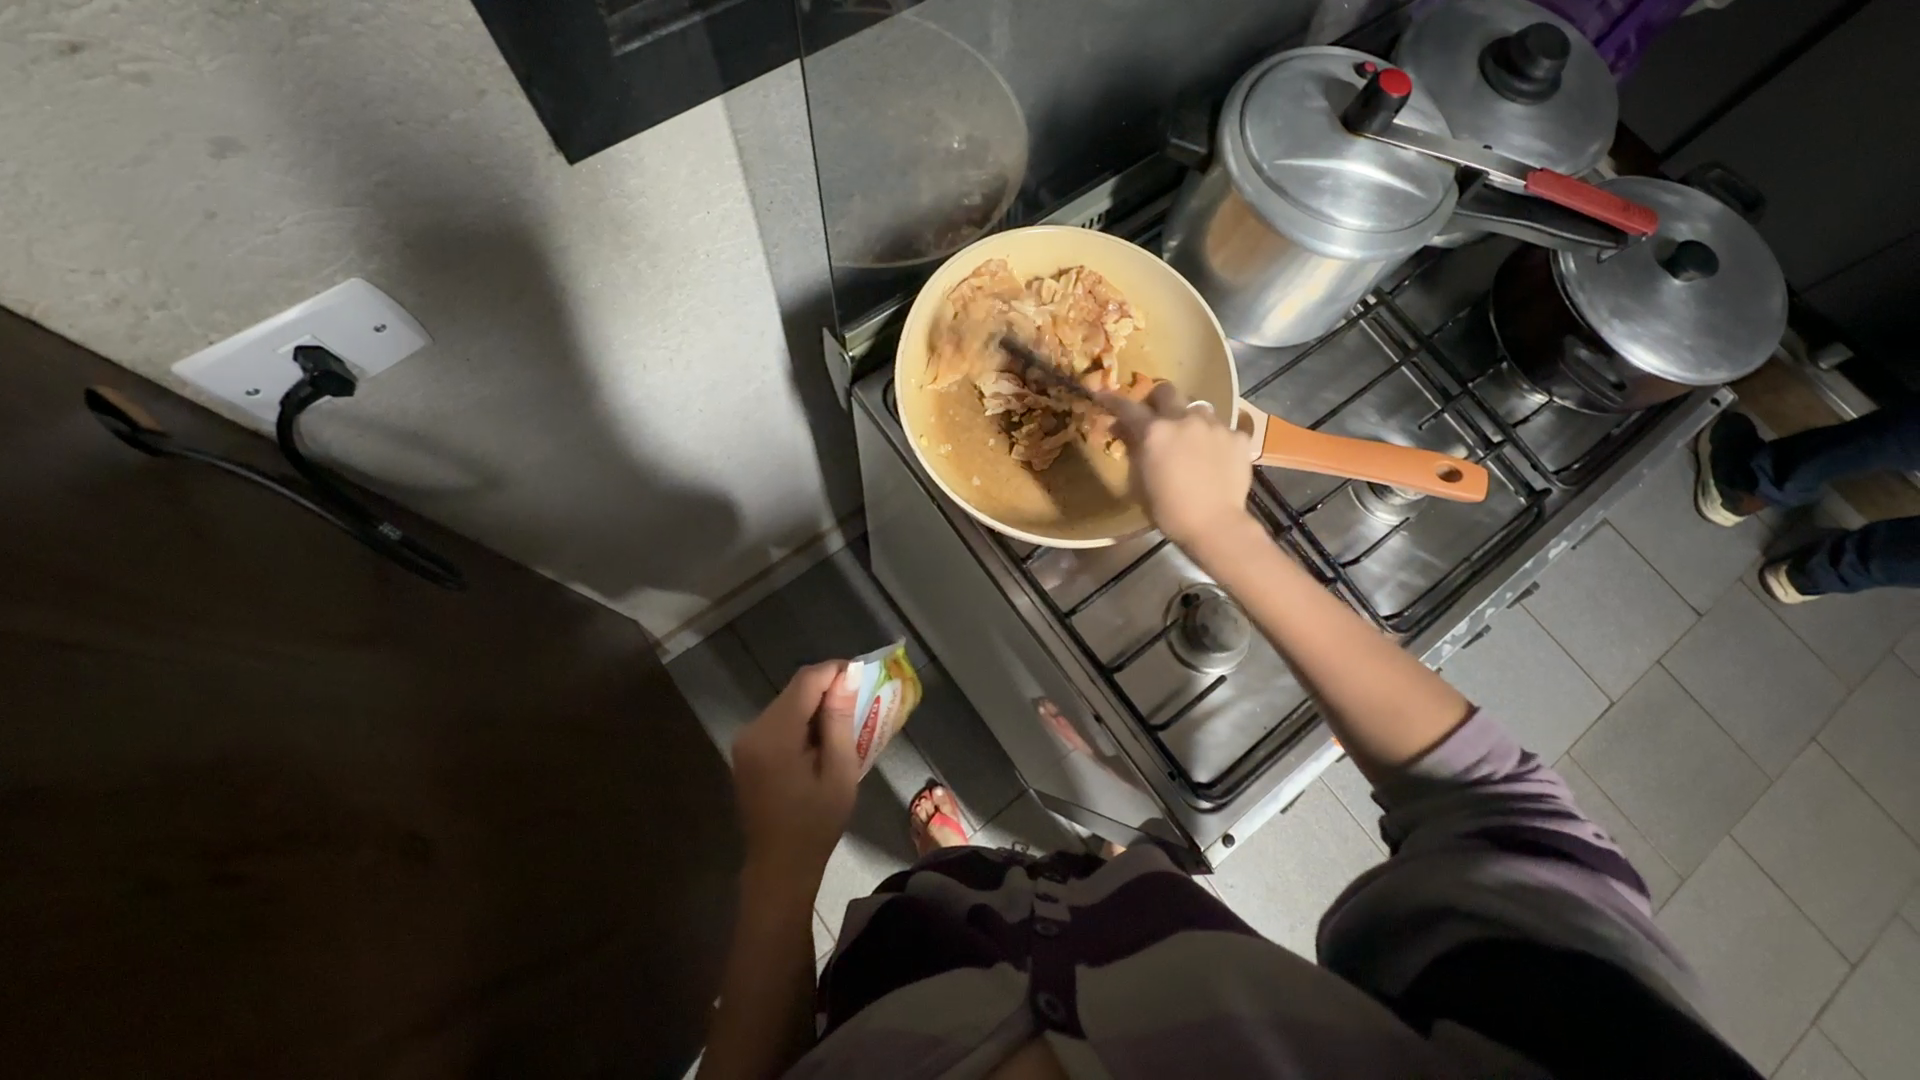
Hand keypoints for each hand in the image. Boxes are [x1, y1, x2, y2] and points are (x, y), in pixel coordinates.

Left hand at [730, 661, 860, 888]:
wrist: (779, 865)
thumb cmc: (816, 823)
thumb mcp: (839, 772)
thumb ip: (839, 720)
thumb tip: (846, 678)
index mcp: (774, 736)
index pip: (805, 682)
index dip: (834, 671)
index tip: (862, 674)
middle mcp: (753, 730)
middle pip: (793, 691)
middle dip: (826, 688)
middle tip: (860, 697)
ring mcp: (745, 741)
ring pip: (785, 704)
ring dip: (814, 705)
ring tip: (845, 718)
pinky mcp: (746, 752)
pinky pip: (777, 722)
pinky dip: (800, 721)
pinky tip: (821, 738)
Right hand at [1098, 381, 1255, 547]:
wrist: (1214, 525)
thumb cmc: (1168, 510)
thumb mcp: (1139, 483)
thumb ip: (1134, 451)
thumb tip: (1124, 431)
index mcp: (1155, 432)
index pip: (1128, 407)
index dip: (1113, 401)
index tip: (1104, 396)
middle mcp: (1184, 419)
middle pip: (1167, 391)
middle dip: (1157, 399)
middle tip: (1156, 415)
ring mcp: (1214, 425)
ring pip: (1198, 408)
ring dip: (1190, 418)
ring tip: (1192, 438)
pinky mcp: (1238, 437)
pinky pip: (1225, 428)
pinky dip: (1217, 437)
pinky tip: (1218, 454)